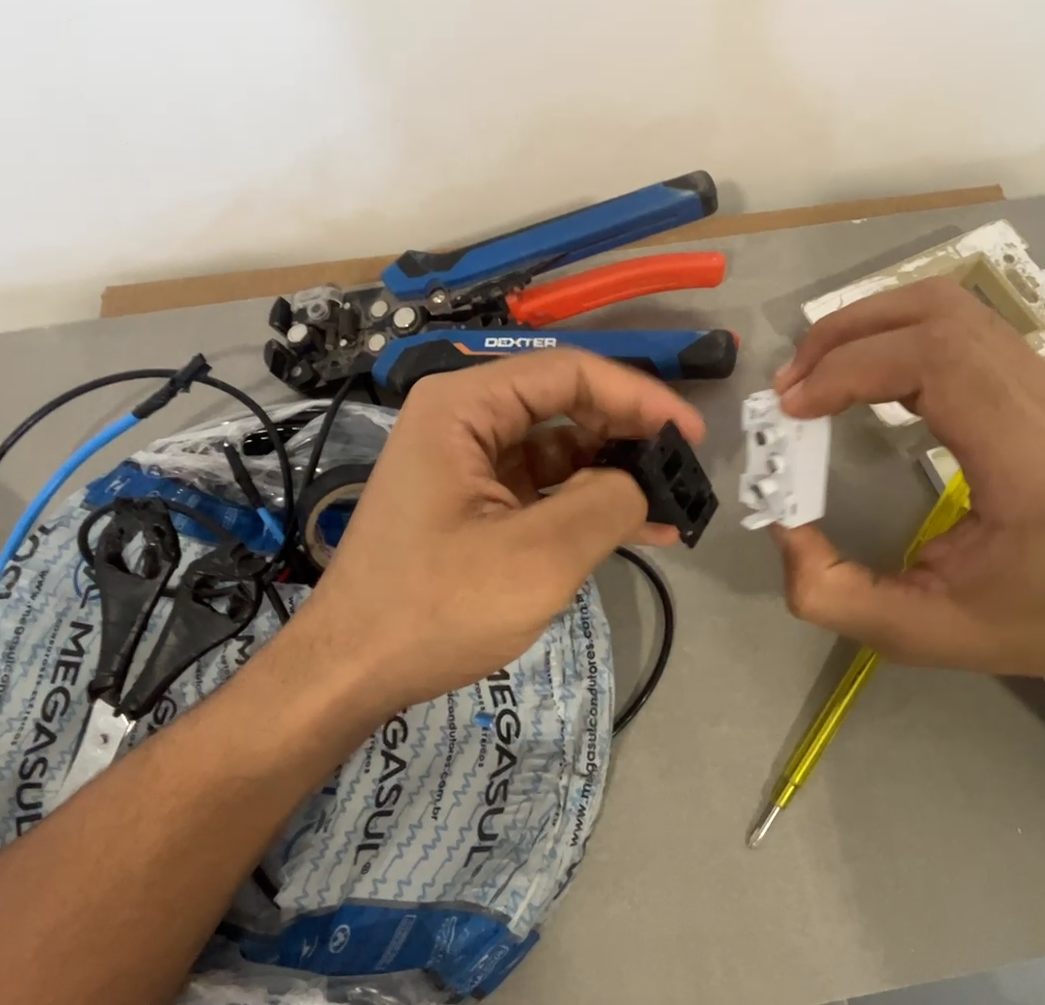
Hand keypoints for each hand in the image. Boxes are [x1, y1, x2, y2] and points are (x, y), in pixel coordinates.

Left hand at [291, 350, 704, 712]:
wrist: (351, 671)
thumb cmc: (435, 609)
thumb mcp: (537, 558)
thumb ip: (607, 504)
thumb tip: (642, 483)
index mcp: (463, 407)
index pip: (569, 373)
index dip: (640, 398)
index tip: (692, 435)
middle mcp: (460, 419)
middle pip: (564, 403)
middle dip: (628, 434)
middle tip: (684, 470)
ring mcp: (463, 462)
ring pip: (558, 446)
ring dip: (614, 473)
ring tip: (671, 505)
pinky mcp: (470, 501)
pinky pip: (541, 486)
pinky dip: (585, 503)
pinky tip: (637, 529)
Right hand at [772, 278, 1044, 686]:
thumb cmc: (1021, 625)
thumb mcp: (911, 632)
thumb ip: (829, 590)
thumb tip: (779, 520)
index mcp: (1029, 464)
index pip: (936, 362)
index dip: (849, 367)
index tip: (793, 407)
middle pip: (938, 317)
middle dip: (845, 336)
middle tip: (790, 384)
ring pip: (950, 306)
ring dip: (869, 325)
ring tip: (817, 370)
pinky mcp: (1044, 380)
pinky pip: (962, 325)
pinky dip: (897, 333)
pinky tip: (863, 371)